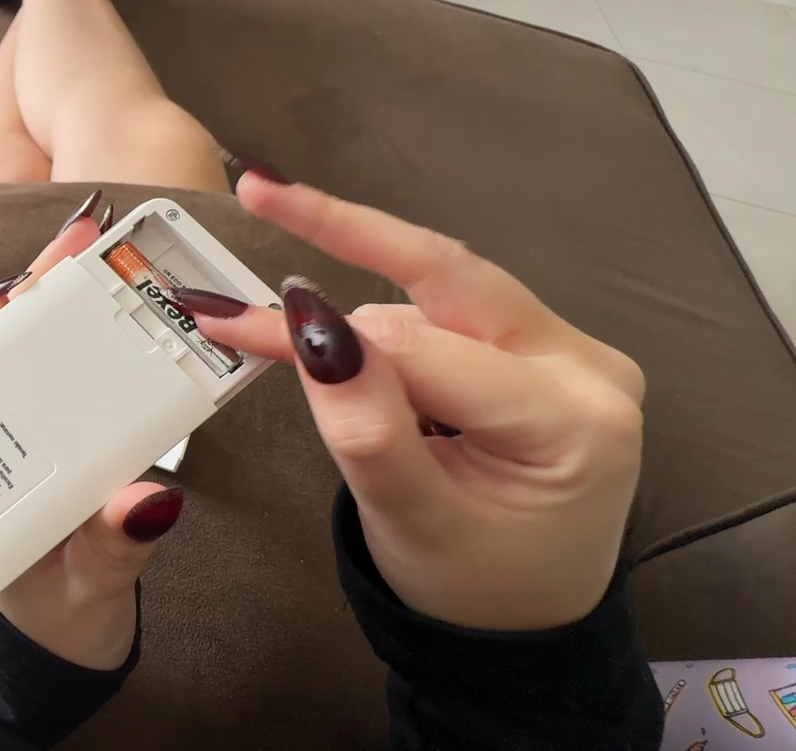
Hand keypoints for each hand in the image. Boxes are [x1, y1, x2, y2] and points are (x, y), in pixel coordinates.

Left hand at [0, 194, 182, 670]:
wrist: (60, 635)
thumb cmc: (50, 602)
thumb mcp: (79, 585)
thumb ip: (109, 549)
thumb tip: (147, 500)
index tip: (11, 292)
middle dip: (30, 290)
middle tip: (75, 244)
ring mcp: (20, 426)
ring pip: (24, 347)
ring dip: (56, 297)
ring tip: (93, 254)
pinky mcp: (60, 430)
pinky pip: (61, 373)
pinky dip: (85, 331)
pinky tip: (113, 303)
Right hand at [198, 174, 644, 630]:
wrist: (516, 611)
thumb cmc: (467, 578)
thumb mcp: (406, 515)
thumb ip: (362, 423)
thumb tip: (309, 322)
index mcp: (569, 419)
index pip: (408, 349)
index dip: (304, 333)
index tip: (216, 318)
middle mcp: (579, 366)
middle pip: (444, 270)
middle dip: (339, 226)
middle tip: (258, 185)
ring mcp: (557, 349)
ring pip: (430, 284)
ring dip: (347, 266)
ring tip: (269, 240)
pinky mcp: (523, 345)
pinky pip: (432, 303)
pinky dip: (365, 295)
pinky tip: (325, 293)